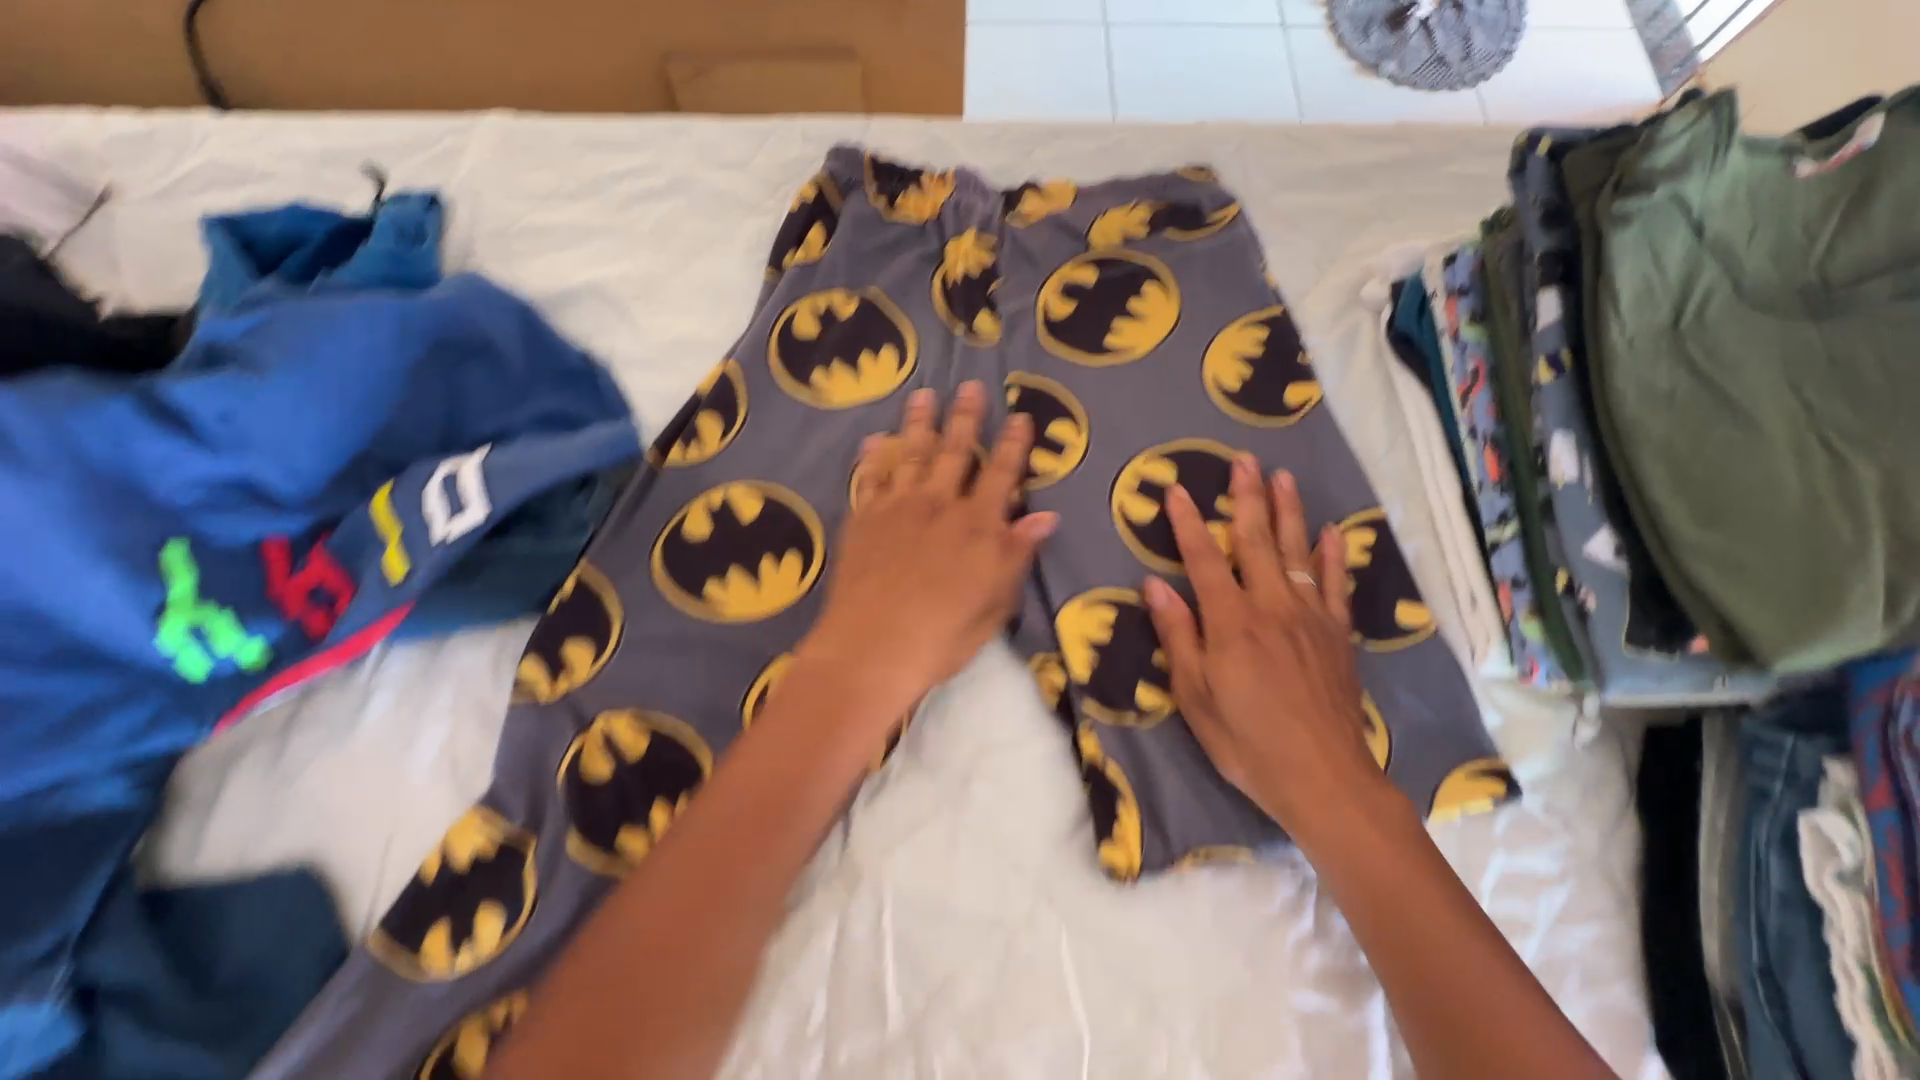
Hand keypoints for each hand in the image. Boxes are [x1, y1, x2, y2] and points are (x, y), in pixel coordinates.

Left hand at [795, 382, 1058, 721]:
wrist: (872, 646)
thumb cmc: (942, 635)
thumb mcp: (995, 602)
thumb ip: (1016, 554)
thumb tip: (1046, 517)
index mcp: (978, 526)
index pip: (1001, 475)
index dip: (1013, 445)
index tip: (1021, 417)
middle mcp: (939, 505)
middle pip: (955, 452)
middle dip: (966, 417)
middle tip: (970, 386)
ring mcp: (896, 508)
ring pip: (911, 453)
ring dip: (919, 423)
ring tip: (924, 395)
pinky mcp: (862, 519)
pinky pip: (870, 478)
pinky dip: (873, 457)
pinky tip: (874, 441)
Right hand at [1142, 455, 1397, 837]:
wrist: (1322, 775)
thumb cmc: (1246, 742)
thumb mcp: (1195, 696)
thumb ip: (1178, 636)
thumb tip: (1155, 586)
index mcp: (1230, 622)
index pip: (1204, 559)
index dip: (1188, 523)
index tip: (1176, 489)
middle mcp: (1271, 607)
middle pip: (1256, 542)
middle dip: (1246, 499)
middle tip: (1243, 460)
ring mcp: (1310, 617)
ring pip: (1297, 551)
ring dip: (1288, 511)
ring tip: (1282, 476)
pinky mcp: (1338, 634)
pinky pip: (1334, 584)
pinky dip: (1332, 555)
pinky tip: (1332, 532)